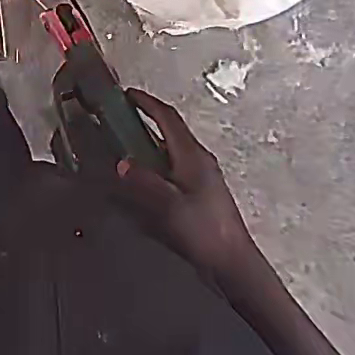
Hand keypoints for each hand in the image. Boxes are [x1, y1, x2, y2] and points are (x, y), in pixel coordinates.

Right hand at [115, 89, 264, 284]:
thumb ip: (144, 181)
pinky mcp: (204, 188)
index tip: (128, 94)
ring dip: (154, 135)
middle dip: (150, 115)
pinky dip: (160, 154)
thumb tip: (121, 162)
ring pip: (175, 144)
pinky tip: (149, 170)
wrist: (233, 260)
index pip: (168, 118)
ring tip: (131, 138)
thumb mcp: (169, 205)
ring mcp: (204, 173)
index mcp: (192, 155)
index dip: (148, 103)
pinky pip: (177, 160)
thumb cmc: (203, 230)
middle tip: (125, 112)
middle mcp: (199, 158)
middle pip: (173, 128)